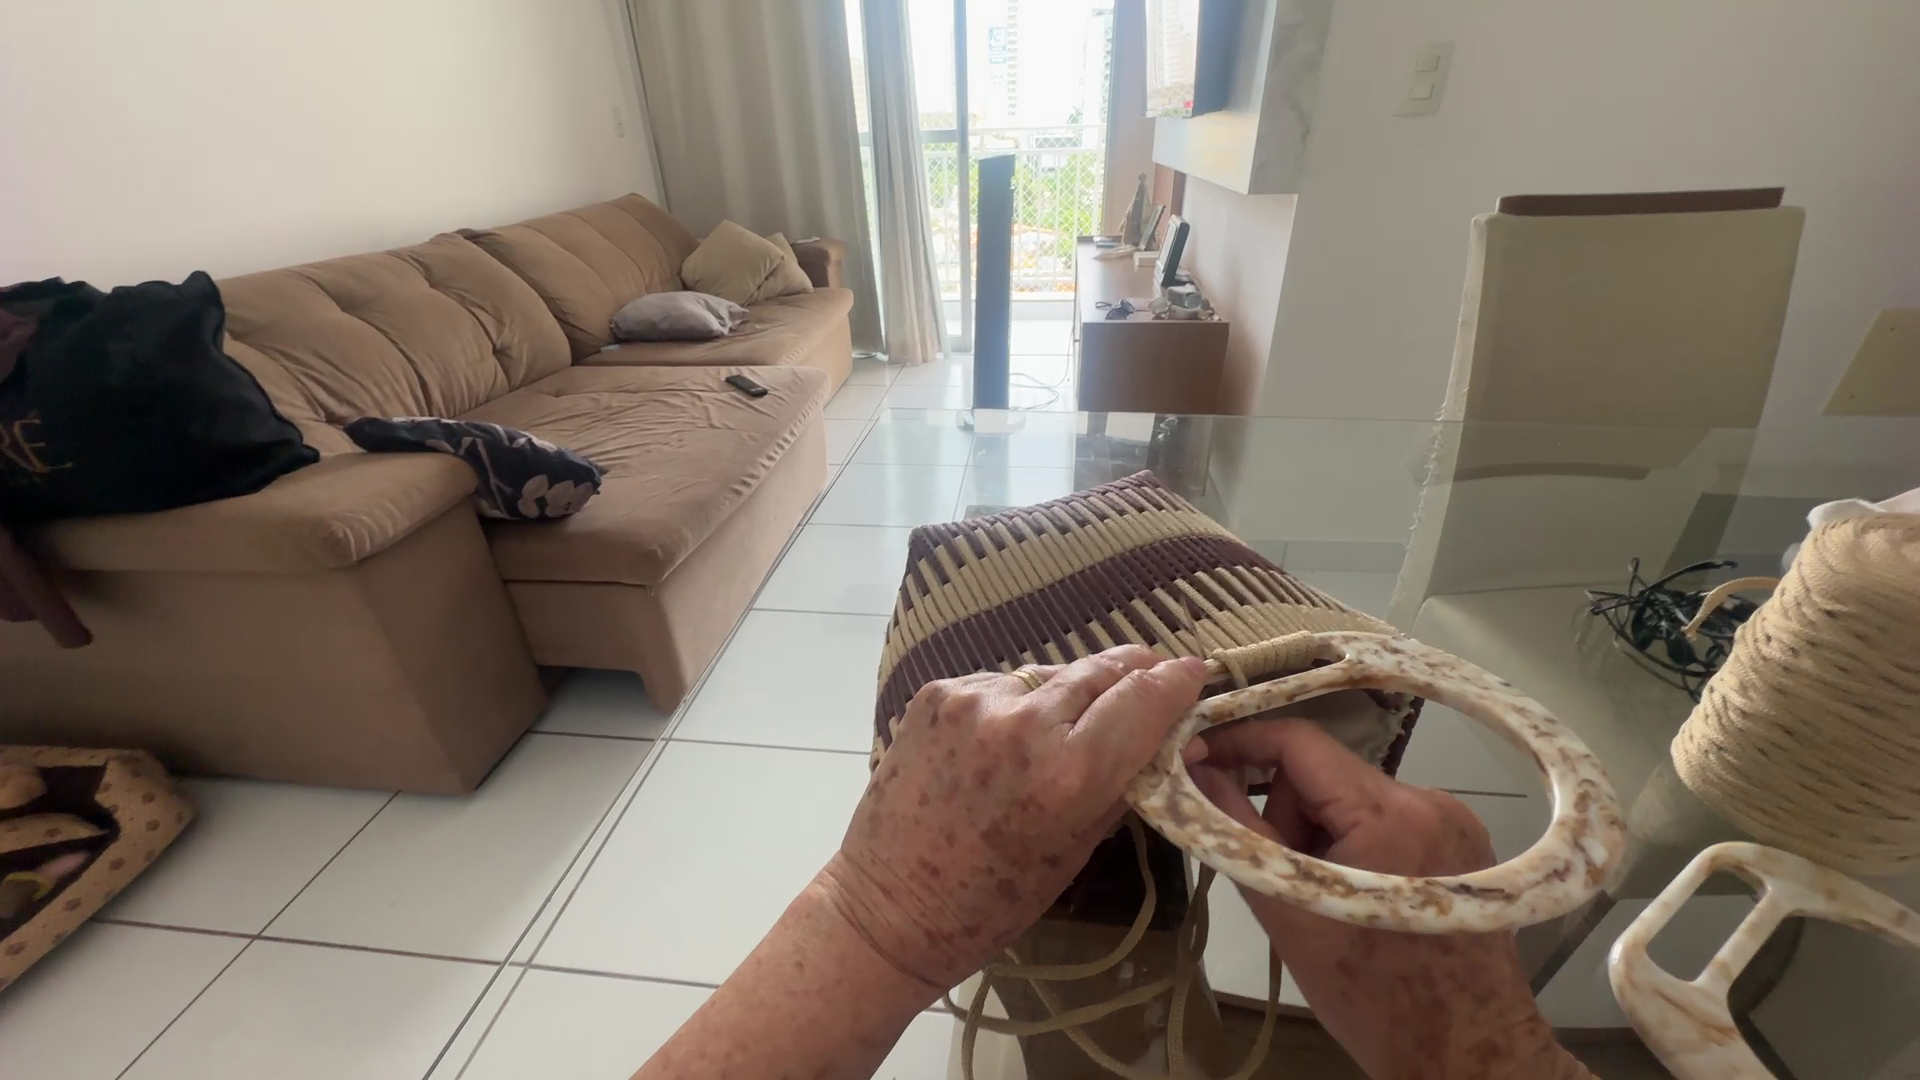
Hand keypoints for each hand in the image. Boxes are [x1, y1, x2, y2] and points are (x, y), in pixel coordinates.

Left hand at [819, 645, 1208, 991]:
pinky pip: (1000, 684)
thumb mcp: (1076, 847)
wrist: (889, 902)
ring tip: (1065, 722)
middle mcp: (1023, 721)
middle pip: (1098, 670)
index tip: (1194, 669)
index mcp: (1068, 773)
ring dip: (1068, 691)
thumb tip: (1172, 737)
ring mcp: (974, 699)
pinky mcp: (938, 691)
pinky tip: (1006, 735)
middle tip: (1149, 674)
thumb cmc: (992, 900)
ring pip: (1048, 674)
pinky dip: (1016, 702)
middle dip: (1130, 672)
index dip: (1176, 680)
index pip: (1143, 699)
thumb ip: (1125, 781)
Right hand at [1188, 719, 1587, 1079]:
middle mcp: (1429, 799)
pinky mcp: (1458, 836)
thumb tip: (1191, 766)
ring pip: (1343, 791)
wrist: (1466, 1060)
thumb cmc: (1366, 995)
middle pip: (1320, 770)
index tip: (1195, 756)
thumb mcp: (1282, 907)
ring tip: (1318, 891)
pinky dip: (1345, 837)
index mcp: (1391, 814)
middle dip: (1283, 809)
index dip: (1239, 741)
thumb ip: (1231, 824)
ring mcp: (1451, 816)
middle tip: (1279, 869)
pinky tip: (1347, 888)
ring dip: (1313, 827)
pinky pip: (1373, 812)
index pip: (1298, 741)